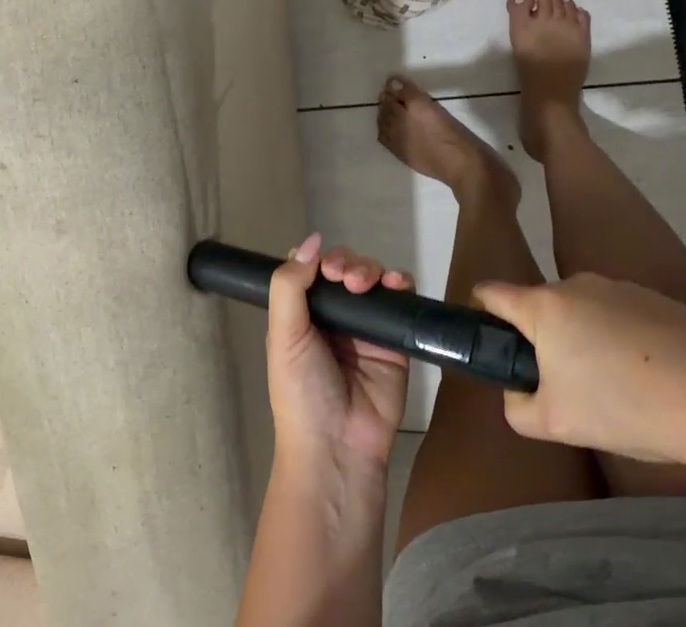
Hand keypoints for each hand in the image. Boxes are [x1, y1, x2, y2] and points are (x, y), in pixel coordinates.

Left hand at [266, 234, 414, 471]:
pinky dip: (401, 287)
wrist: (338, 444)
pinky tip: (397, 284)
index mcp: (300, 316)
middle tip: (344, 279)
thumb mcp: (284, 336)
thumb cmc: (301, 390)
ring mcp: (365, 330)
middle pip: (344, 270)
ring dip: (370, 270)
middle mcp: (333, 319)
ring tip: (364, 284)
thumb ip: (290, 286)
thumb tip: (310, 241)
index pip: (311, 271)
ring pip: (373, 281)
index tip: (323, 266)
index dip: (318, 259)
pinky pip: (401, 305)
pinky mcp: (395, 343)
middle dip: (346, 264)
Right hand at [475, 274, 685, 465]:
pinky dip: (627, 344)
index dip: (480, 313)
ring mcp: (624, 289)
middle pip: (542, 307)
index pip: (491, 292)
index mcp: (543, 306)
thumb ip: (518, 408)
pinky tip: (654, 382)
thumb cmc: (625, 407)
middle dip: (543, 341)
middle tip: (563, 387)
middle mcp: (578, 285)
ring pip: (586, 314)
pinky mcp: (664, 301)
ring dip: (587, 342)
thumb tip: (520, 393)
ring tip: (619, 390)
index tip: (490, 342)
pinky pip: (626, 320)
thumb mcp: (555, 424)